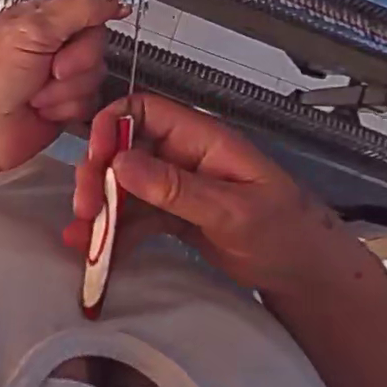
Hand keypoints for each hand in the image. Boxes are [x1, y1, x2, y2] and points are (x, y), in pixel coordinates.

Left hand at [0, 0, 123, 188]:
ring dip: (66, 89)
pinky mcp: (63, 106)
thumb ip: (77, 8)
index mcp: (40, 19)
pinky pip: (90, 103)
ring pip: (95, 76)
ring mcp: (58, 77)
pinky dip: (66, 109)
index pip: (88, 9)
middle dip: (76, 62)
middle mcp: (51, 45)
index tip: (76, 38)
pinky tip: (42, 110)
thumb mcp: (30, 30)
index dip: (89, 25)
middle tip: (49, 69)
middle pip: (96, 45)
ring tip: (36, 93)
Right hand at [65, 93, 352, 297]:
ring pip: (124, 188)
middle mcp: (183, 156)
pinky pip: (135, 217)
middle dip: (98, 176)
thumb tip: (119, 163)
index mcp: (201, 138)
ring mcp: (176, 187)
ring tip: (79, 238)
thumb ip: (176, 187)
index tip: (93, 157)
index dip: (112, 126)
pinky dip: (114, 232)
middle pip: (124, 151)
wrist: (307, 275)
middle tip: (84, 209)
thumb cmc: (285, 232)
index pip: (144, 111)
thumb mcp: (232, 210)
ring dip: (100, 210)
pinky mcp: (173, 215)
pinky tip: (95, 251)